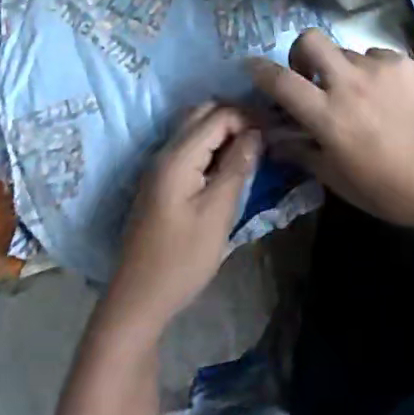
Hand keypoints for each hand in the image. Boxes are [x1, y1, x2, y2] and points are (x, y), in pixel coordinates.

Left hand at [104, 104, 261, 328]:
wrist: (137, 302)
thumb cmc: (181, 260)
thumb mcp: (218, 213)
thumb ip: (237, 166)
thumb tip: (257, 132)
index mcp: (178, 157)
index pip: (220, 114)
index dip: (250, 118)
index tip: (276, 134)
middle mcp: (165, 153)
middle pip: (204, 113)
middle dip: (237, 117)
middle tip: (265, 137)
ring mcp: (160, 168)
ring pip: (195, 128)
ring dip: (225, 130)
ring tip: (253, 149)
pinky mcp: (161, 183)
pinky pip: (190, 147)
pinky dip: (213, 146)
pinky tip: (231, 165)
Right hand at [250, 29, 413, 227]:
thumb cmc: (389, 189)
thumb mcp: (339, 180)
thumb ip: (304, 152)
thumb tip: (277, 139)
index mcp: (328, 115)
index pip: (281, 81)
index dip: (260, 70)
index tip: (252, 67)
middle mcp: (350, 82)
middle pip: (310, 40)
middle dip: (301, 53)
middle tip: (310, 76)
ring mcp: (380, 68)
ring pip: (345, 51)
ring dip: (341, 68)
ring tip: (358, 95)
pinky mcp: (404, 63)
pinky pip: (375, 56)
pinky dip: (371, 71)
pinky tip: (386, 94)